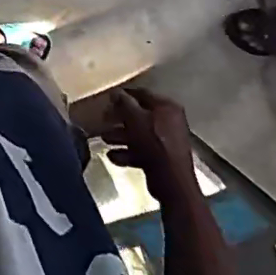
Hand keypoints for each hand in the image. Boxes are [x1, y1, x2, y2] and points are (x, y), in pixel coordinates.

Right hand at [102, 88, 195, 202]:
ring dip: (120, 136)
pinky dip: (128, 152)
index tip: (108, 98)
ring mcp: (167, 142)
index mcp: (167, 107)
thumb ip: (124, 102)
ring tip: (104, 138)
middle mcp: (169, 121)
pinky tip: (112, 156)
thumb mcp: (134, 118)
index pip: (142, 94)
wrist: (172, 182)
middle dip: (119, 118)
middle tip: (103, 119)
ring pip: (139, 134)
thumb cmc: (154, 142)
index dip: (124, 95)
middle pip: (139, 115)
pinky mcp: (162, 159)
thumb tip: (115, 92)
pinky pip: (142, 151)